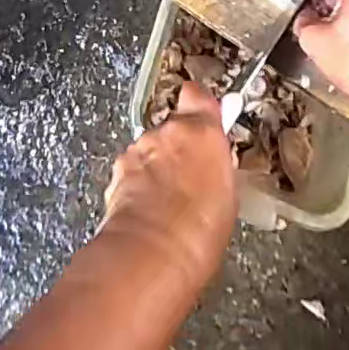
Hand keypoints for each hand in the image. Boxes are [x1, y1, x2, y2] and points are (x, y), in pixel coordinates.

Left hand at [101, 82, 234, 280]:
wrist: (153, 254)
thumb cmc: (199, 230)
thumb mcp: (228, 194)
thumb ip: (220, 161)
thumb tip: (220, 151)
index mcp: (203, 130)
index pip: (198, 95)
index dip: (198, 103)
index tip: (204, 114)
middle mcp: (170, 131)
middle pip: (174, 128)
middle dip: (178, 147)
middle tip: (187, 177)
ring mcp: (142, 148)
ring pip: (151, 150)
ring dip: (156, 167)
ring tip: (166, 202)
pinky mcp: (119, 169)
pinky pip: (132, 170)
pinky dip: (137, 184)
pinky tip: (147, 210)